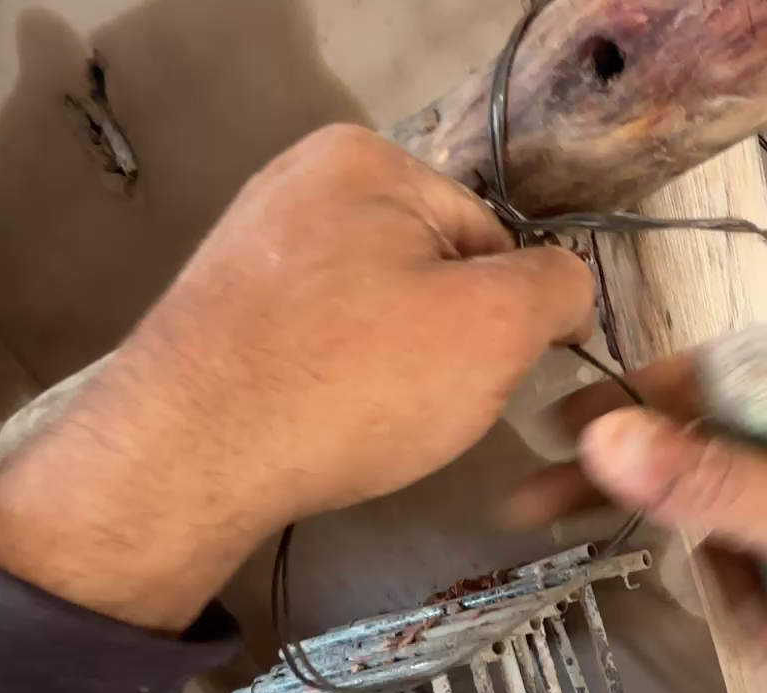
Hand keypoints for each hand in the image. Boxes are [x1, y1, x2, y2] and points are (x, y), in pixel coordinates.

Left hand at [0, 124, 592, 630]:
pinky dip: (358, 373)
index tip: (496, 373)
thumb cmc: (362, 380)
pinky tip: (344, 409)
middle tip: (435, 396)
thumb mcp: (499, 325)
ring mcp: (263, 242)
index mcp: (371, 160)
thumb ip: (561, 286)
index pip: (500, 244)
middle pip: (445, 275)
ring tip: (385, 408)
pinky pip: (339, 334)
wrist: (197, 458)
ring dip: (413, 363)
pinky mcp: (239, 304)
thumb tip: (569, 286)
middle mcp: (306, 181)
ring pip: (396, 311)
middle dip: (460, 341)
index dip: (516, 317)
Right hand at [508, 351, 766, 692]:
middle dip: (645, 505)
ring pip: (719, 535)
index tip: (553, 430)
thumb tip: (602, 433)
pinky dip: (761, 629)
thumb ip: (714, 483)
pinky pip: (748, 579)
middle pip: (696, 455)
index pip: (704, 378)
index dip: (626, 403)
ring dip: (739, 608)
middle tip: (534, 511)